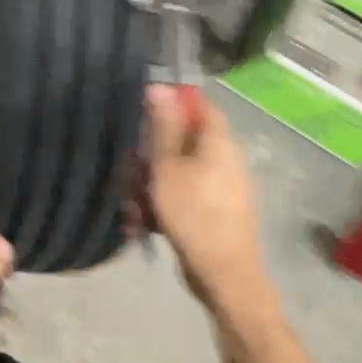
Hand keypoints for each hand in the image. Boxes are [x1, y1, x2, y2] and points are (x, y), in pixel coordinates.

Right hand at [146, 85, 263, 305]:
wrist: (224, 275)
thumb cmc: (192, 213)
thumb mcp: (166, 166)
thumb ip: (162, 126)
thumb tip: (160, 87)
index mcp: (220, 142)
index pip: (200, 103)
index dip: (173, 100)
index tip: (143, 109)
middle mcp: (229, 158)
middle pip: (188, 136)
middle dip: (156, 146)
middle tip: (132, 162)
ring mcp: (227, 184)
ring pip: (184, 164)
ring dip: (157, 174)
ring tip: (135, 195)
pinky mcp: (221, 207)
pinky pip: (190, 187)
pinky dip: (169, 194)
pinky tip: (149, 214)